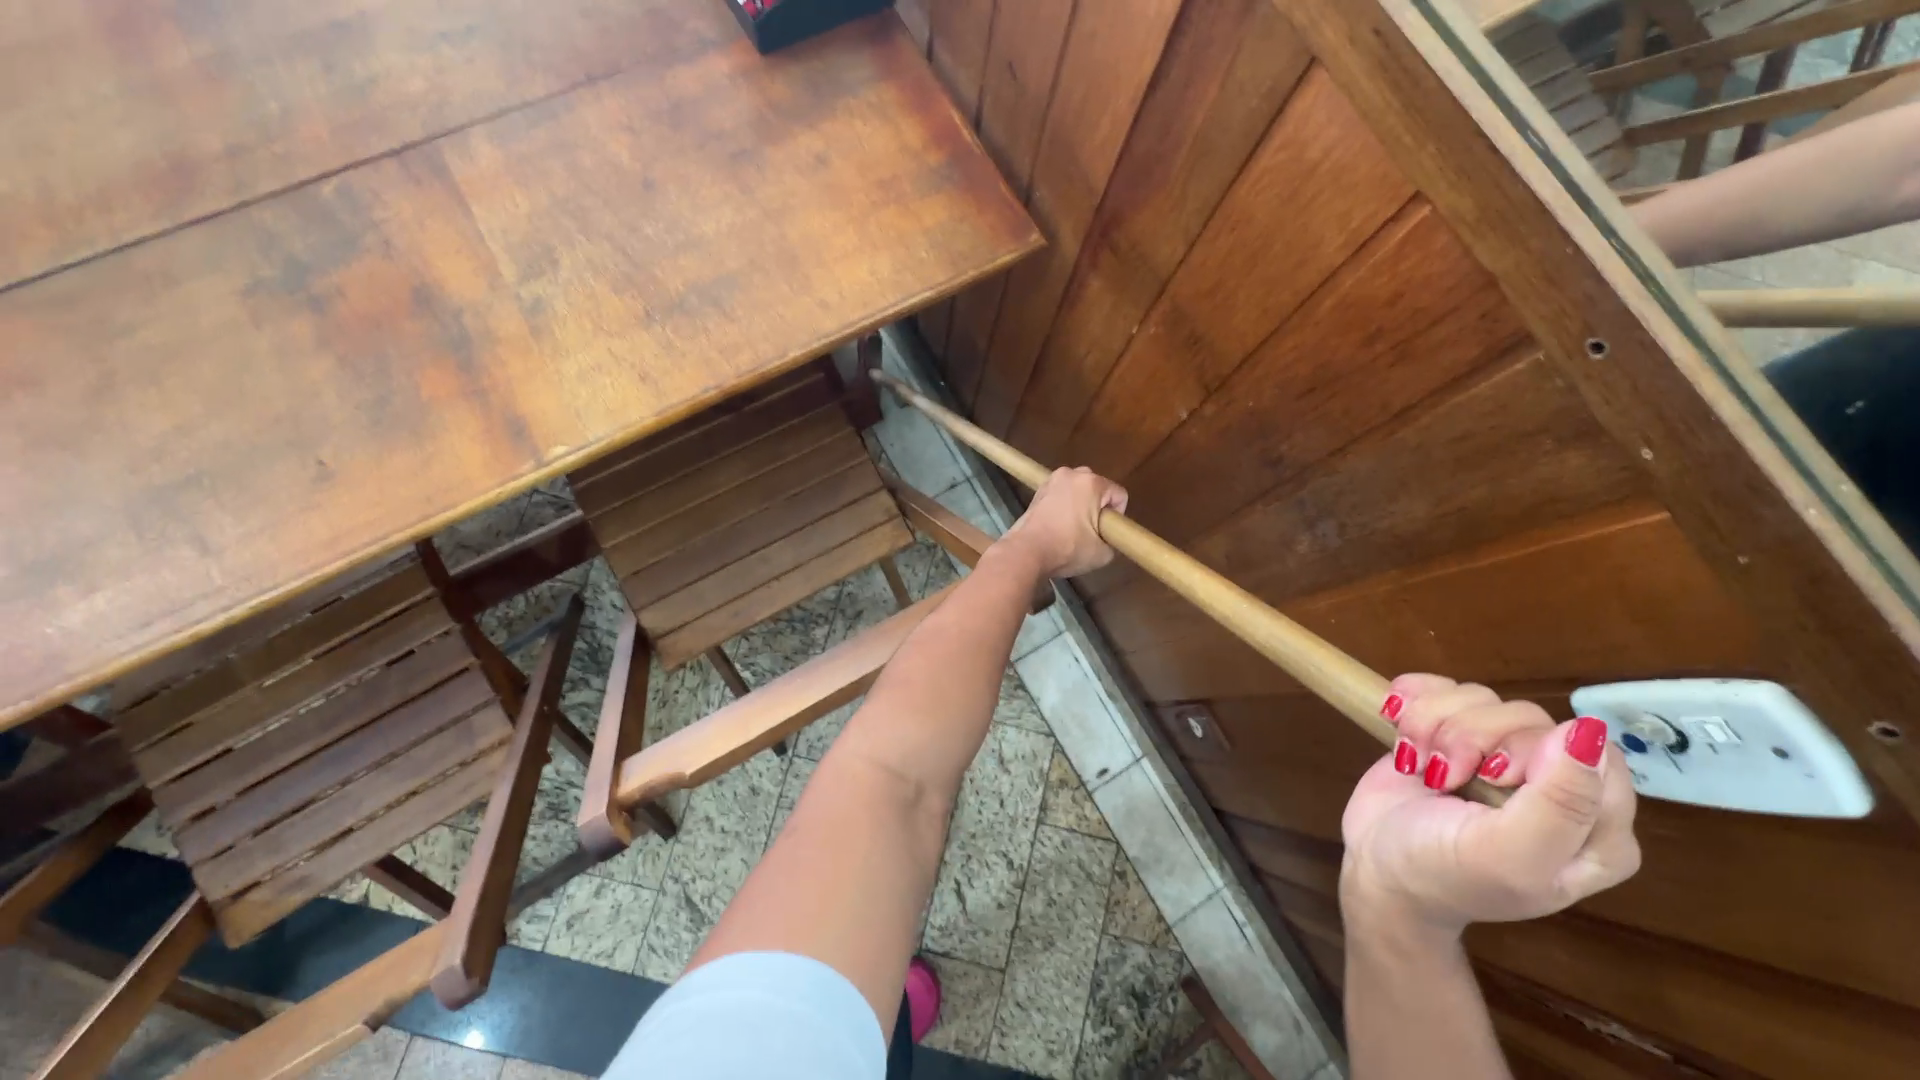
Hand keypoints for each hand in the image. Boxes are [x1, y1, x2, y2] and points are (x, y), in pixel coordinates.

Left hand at [998, 467, 1126, 577]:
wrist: (1026, 552)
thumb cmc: (1067, 549)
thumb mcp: (1102, 553)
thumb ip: (1113, 541)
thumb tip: (1106, 539)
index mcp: (1092, 483)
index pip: (1119, 494)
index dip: (1117, 516)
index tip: (1106, 533)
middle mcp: (1072, 474)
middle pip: (1097, 488)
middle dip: (1098, 507)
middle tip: (1091, 531)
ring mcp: (1051, 480)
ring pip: (1077, 490)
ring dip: (1080, 505)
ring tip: (1074, 529)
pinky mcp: (1037, 490)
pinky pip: (1060, 495)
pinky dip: (1063, 506)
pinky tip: (1058, 525)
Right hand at [1340, 675, 1640, 936]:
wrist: (1376, 873)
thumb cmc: (1443, 874)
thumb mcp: (1508, 856)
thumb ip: (1558, 803)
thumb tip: (1588, 731)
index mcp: (1595, 826)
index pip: (1590, 751)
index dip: (1533, 753)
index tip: (1492, 782)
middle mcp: (1555, 783)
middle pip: (1527, 718)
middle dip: (1468, 739)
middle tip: (1442, 777)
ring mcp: (1500, 753)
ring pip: (1480, 699)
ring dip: (1431, 726)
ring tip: (1417, 767)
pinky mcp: (1453, 731)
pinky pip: (1443, 687)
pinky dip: (1413, 703)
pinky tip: (1400, 733)